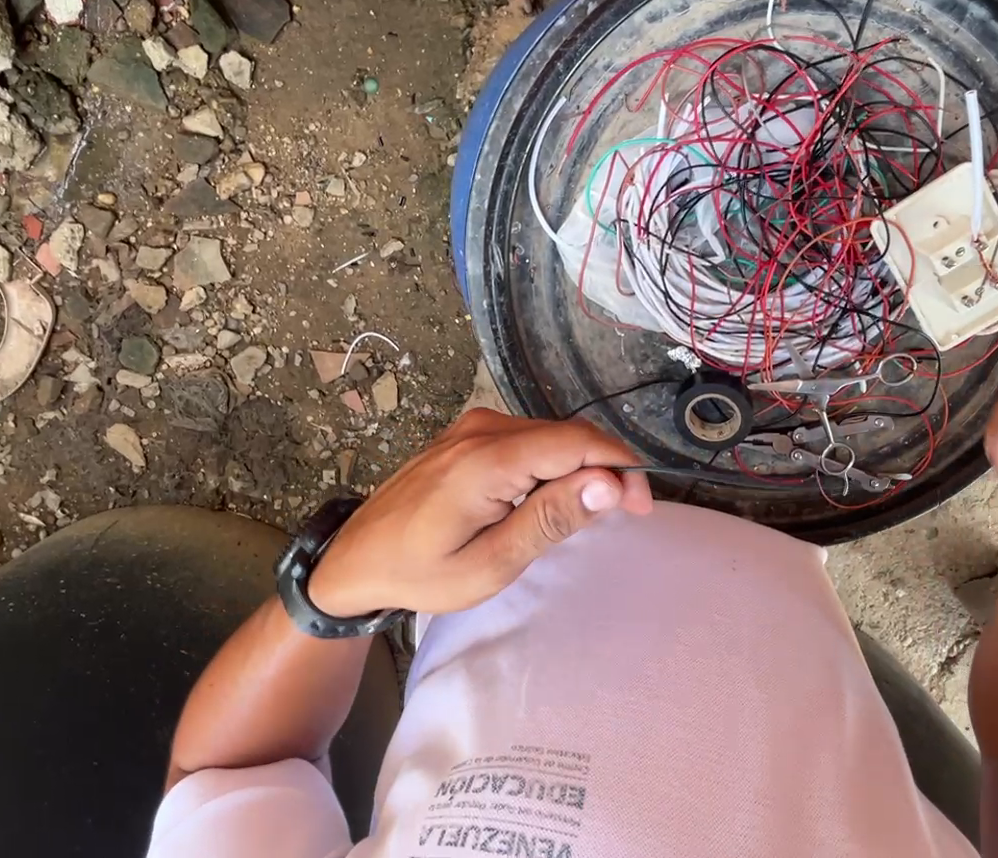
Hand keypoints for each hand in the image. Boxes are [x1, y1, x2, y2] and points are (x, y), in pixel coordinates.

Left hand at [307, 408, 655, 617]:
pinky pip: (526, 439)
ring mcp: (473, 426)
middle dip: (604, 469)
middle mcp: (484, 427)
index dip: (620, 467)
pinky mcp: (469, 433)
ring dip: (578, 468)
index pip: (577, 442)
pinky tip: (548, 497)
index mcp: (489, 458)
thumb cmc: (421, 571)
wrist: (357, 556)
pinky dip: (550, 464)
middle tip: (623, 514)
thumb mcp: (490, 562)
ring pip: (549, 436)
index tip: (640, 506)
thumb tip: (609, 482)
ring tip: (585, 512)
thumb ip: (550, 517)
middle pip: (567, 435)